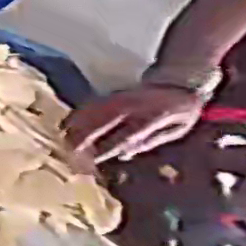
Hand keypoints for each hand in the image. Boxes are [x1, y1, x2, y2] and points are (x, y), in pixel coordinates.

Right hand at [63, 85, 205, 162]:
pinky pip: (82, 109)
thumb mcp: (178, 129)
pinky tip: (65, 130)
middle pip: (96, 127)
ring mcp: (113, 101)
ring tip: (65, 146)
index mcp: (151, 117)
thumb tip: (123, 155)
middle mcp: (128, 108)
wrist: (174, 83)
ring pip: (84, 118)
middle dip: (81, 143)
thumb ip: (151, 141)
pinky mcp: (104, 97)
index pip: (122, 138)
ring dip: (72, 132)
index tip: (92, 163)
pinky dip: (71, 120)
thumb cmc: (180, 111)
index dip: (105, 151)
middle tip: (72, 156)